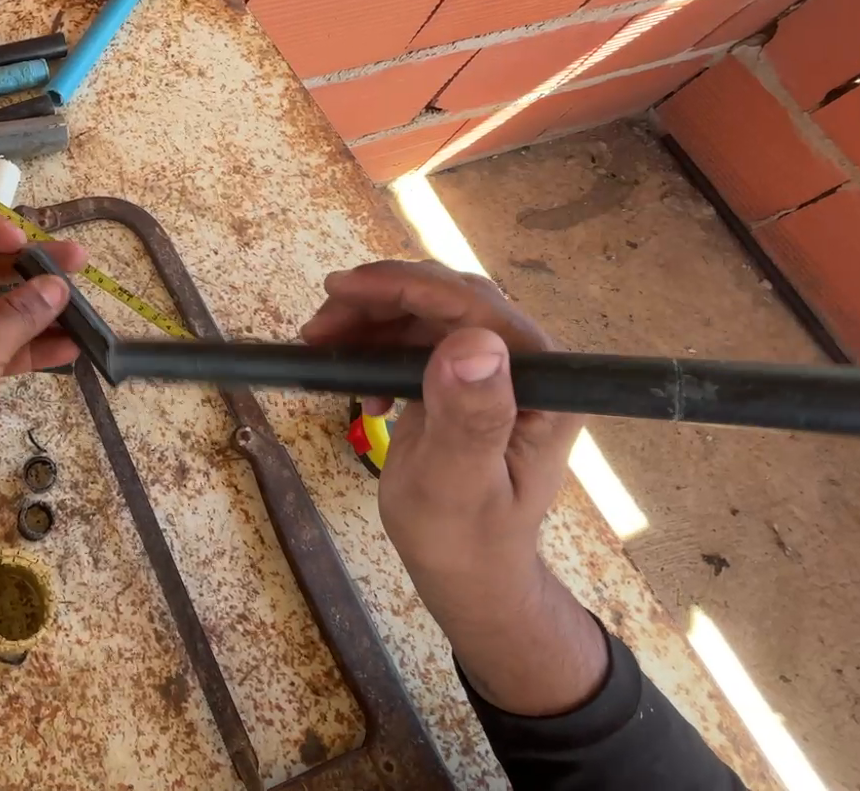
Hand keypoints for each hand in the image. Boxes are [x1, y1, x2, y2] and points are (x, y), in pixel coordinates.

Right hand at [301, 261, 606, 714]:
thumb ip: (469, 416)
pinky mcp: (465, 381)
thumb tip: (471, 343)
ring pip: (425, 314)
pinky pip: (415, 341)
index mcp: (543, 382)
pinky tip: (358, 388)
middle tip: (316, 328)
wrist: (465, 572)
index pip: (471, 306)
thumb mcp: (457, 483)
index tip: (339, 288)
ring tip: (320, 348)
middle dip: (376, 302)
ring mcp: (496, 371)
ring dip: (368, 323)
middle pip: (445, 300)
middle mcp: (528, 364)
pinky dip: (375, 349)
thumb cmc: (462, 538)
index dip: (403, 287)